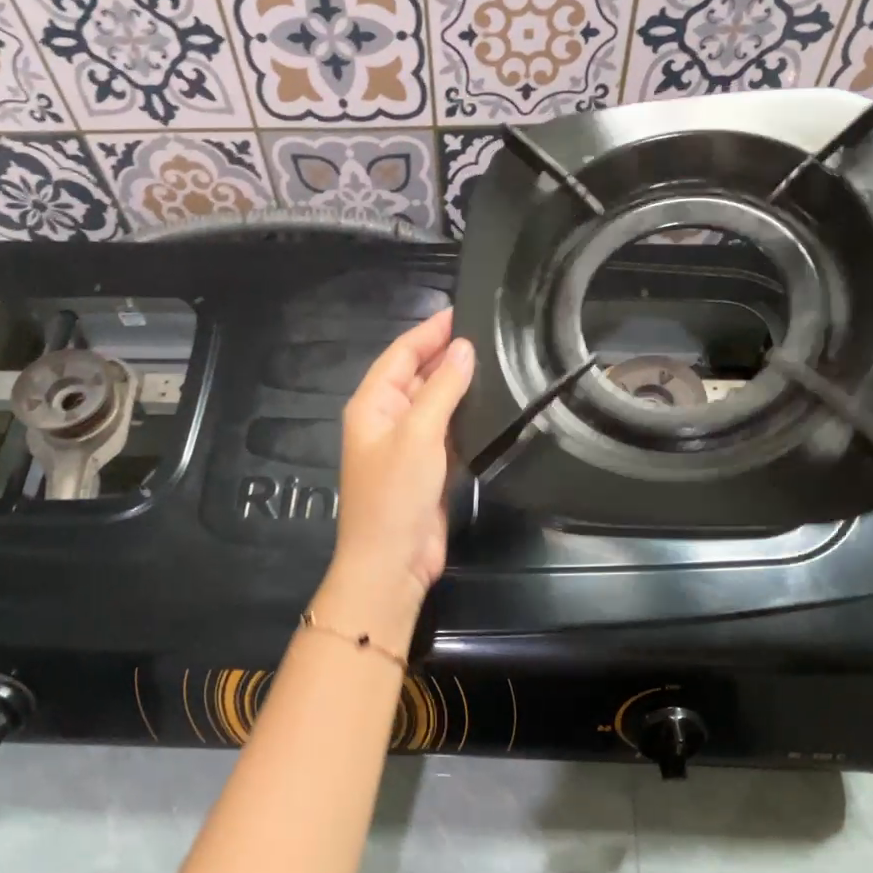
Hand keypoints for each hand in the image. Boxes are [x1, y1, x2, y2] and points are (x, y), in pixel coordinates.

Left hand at [327, 309, 474, 609]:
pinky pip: (449, 433)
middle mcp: (387, 420)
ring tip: (501, 362)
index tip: (464, 310)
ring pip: (436, 404)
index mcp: (372, 404)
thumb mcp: (418, 434)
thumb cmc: (396, 494)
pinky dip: (467, 419)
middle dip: (448, 356)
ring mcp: (408, 446)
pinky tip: (493, 406)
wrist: (393, 561)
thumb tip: (464, 349)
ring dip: (461, 387)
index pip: (401, 354)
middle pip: (418, 376)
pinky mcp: (429, 470)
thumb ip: (442, 389)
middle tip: (493, 335)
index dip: (430, 331)